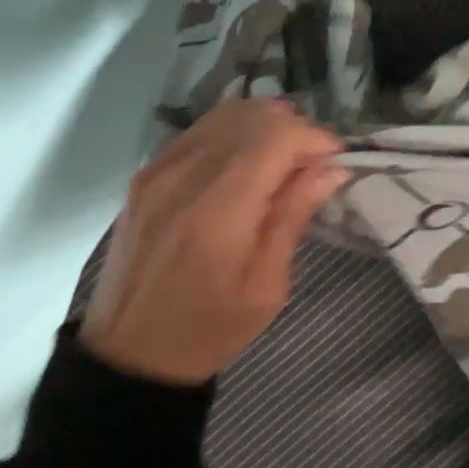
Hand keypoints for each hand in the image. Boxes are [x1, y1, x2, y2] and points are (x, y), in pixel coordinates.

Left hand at [79, 99, 346, 384]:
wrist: (131, 352)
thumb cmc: (210, 327)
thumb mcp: (267, 285)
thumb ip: (294, 215)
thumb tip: (331, 168)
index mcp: (219, 209)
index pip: (277, 137)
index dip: (315, 138)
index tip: (337, 161)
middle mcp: (185, 176)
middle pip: (253, 118)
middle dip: (295, 129)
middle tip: (316, 162)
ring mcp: (159, 170)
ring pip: (225, 115)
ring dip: (265, 126)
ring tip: (288, 157)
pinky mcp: (146, 174)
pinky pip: (199, 131)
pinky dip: (234, 132)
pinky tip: (250, 159)